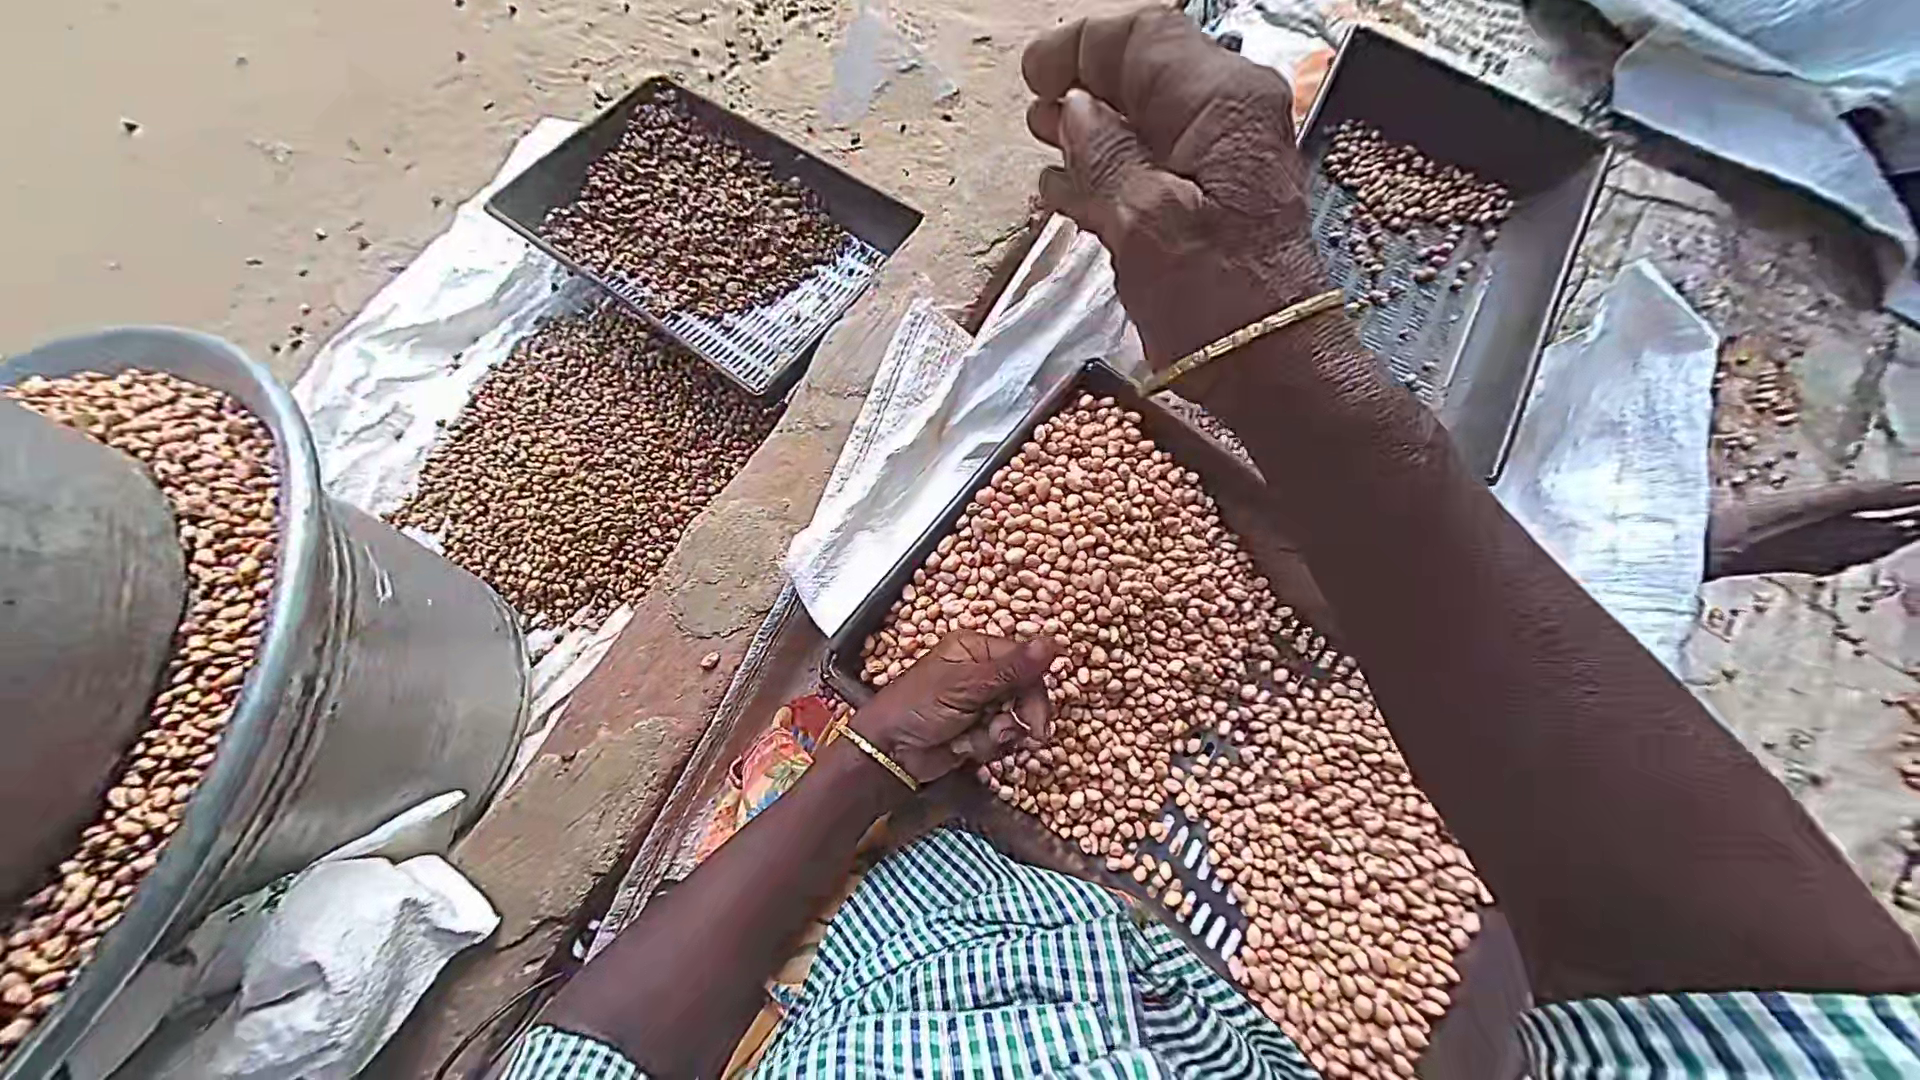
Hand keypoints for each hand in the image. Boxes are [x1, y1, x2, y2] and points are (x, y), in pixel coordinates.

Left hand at [853, 632, 1059, 784]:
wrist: (888, 753)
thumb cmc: (918, 707)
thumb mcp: (966, 685)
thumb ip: (1012, 669)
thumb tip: (1052, 643)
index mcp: (975, 648)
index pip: (1023, 661)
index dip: (1034, 687)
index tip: (1038, 715)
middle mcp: (981, 671)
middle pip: (1025, 690)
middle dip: (1019, 716)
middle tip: (1014, 734)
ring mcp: (980, 701)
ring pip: (1016, 717)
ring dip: (999, 733)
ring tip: (976, 738)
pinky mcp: (977, 729)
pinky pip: (1001, 737)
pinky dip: (987, 745)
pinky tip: (965, 747)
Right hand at [1023, 8, 1330, 394]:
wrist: (1262, 363)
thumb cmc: (1210, 297)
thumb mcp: (1148, 221)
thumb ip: (1107, 158)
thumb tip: (1074, 109)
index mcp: (1220, 104)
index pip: (1146, 41)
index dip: (1082, 47)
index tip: (1032, 71)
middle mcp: (1222, 123)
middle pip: (1143, 80)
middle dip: (1082, 86)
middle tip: (1031, 108)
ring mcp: (1212, 170)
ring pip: (1138, 130)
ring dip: (1087, 132)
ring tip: (1039, 138)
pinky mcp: (1198, 214)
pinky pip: (1142, 177)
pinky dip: (1100, 178)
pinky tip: (1061, 188)